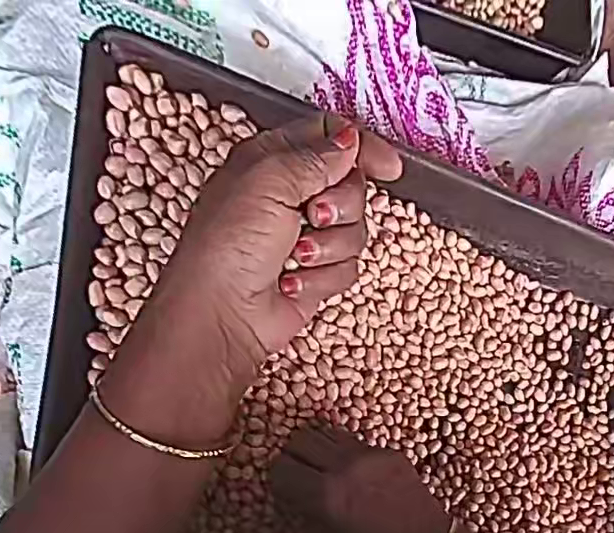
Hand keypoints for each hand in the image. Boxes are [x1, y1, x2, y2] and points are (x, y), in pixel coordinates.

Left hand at [98, 114, 401, 448]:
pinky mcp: (319, 275)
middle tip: (314, 217)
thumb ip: (315, 157)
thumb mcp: (269, 182)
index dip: (363, 148)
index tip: (390, 166)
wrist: (224, 312)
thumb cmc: (228, 246)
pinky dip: (323, 278)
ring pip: (356, 233)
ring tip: (297, 257)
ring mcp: (308, 238)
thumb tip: (351, 141)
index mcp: (276, 161)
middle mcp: (294, 197)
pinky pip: (349, 269)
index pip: (332, 139)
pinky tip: (293, 283)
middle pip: (353, 188)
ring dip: (330, 248)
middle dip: (341, 207)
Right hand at [271, 423, 454, 532]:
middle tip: (300, 474)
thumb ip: (303, 512)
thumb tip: (288, 491)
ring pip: (326, 432)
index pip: (279, 467)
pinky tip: (353, 472)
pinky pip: (354, 441)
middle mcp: (344, 468)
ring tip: (323, 468)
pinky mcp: (389, 452)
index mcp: (324, 496)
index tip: (285, 489)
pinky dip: (345, 452)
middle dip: (294, 456)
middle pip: (299, 439)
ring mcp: (369, 456)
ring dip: (318, 447)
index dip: (279, 479)